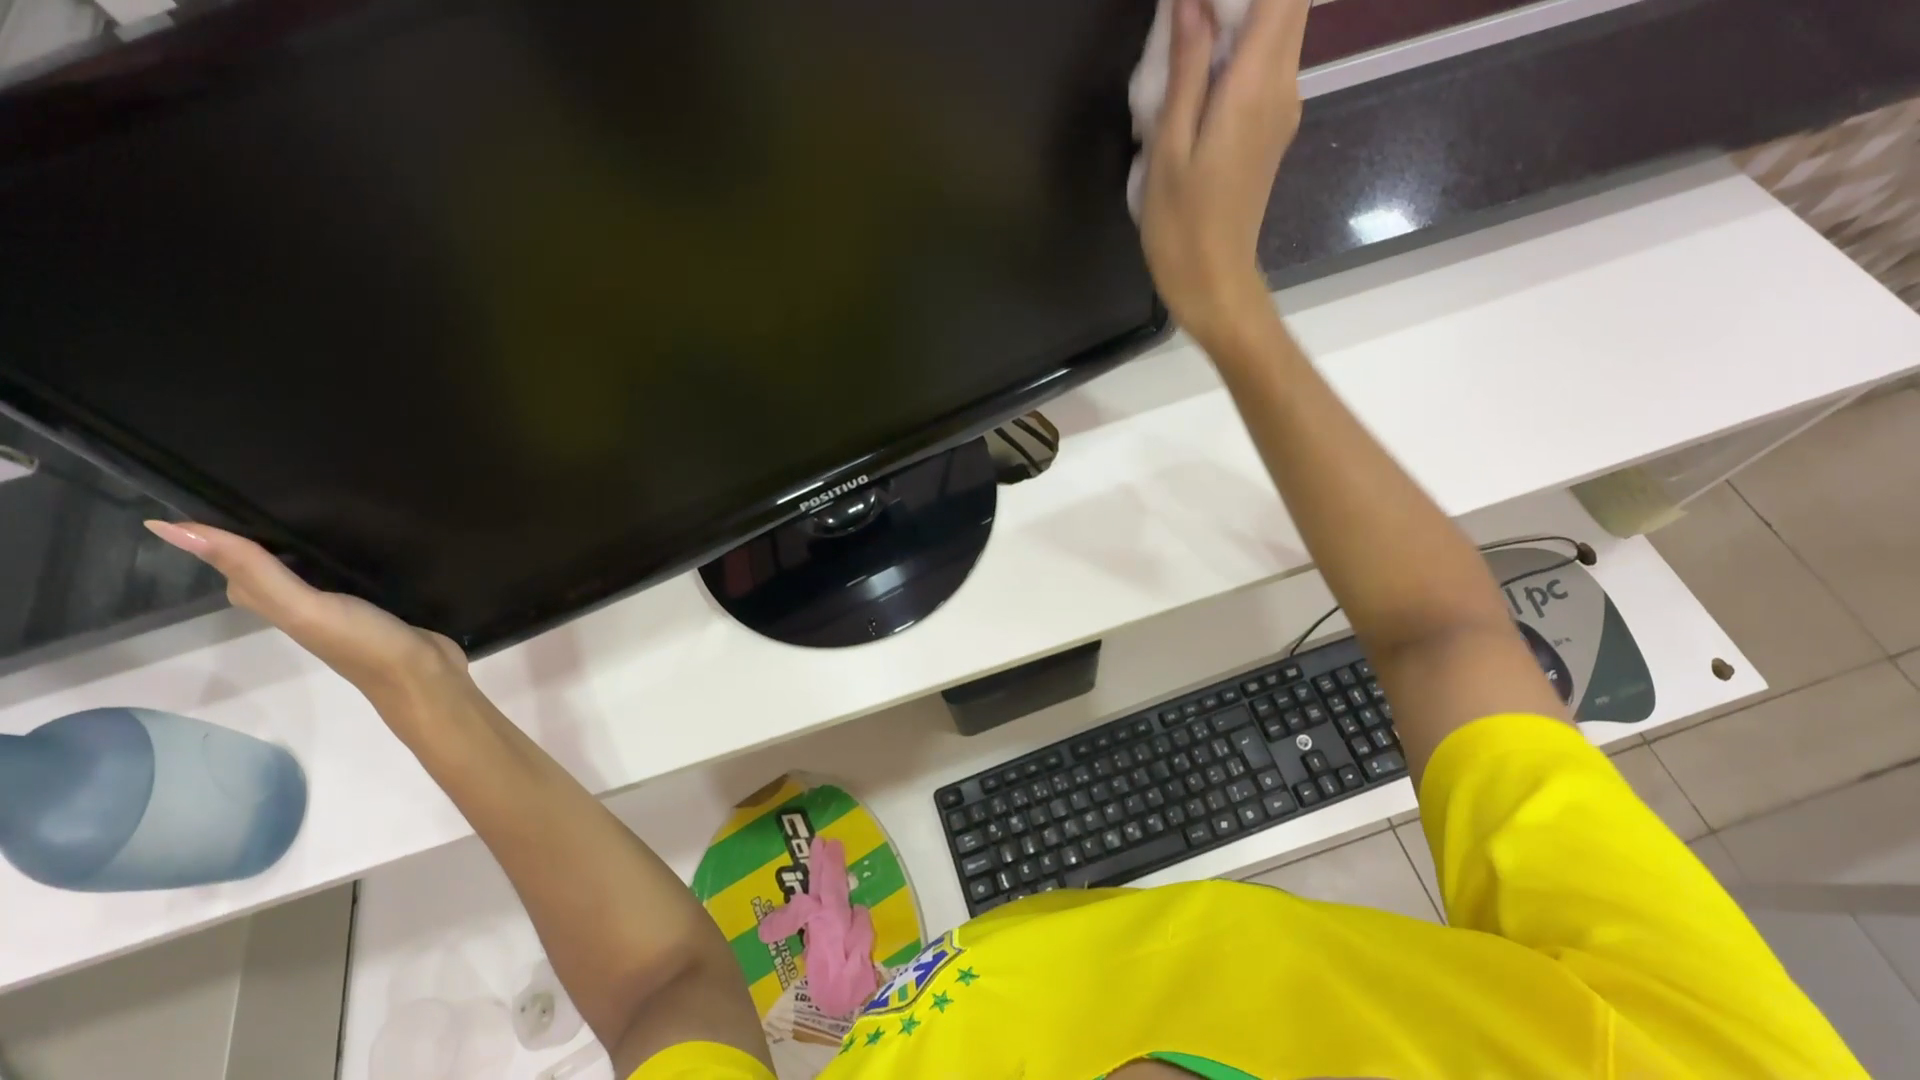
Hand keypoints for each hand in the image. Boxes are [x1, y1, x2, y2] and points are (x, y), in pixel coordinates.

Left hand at [145, 520, 468, 701]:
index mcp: (276, 604)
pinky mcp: (376, 602)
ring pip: (309, 566)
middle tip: (274, 489)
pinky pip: (349, 571)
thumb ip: (250, 568)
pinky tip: (365, 535)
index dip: (222, 532)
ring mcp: (341, 605)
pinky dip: (349, 551)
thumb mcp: (302, 606)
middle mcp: (302, 603)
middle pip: (269, 564)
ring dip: (308, 538)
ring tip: (321, 500)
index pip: (234, 563)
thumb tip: (168, 529)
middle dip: (264, 531)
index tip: (222, 489)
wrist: (425, 677)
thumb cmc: (362, 642)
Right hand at [1140, 0, 1310, 351]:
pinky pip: (1268, 63)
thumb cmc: (1181, 223)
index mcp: (1255, 88)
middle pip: (1287, 7)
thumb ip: (1187, 70)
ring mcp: (1283, 109)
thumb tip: (1193, 2)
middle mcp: (1282, 89)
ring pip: (1280, 31)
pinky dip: (1242, 44)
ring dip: (1244, 15)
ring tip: (1191, 29)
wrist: (1214, 281)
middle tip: (1192, 9)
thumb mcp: (1170, 146)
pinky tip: (1201, 60)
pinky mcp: (1273, 127)